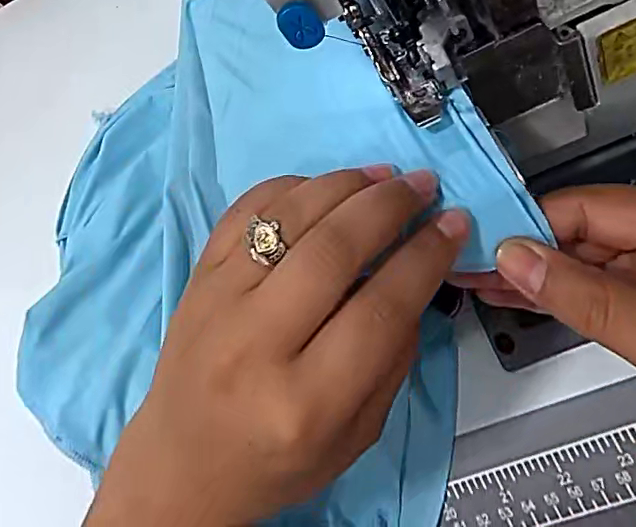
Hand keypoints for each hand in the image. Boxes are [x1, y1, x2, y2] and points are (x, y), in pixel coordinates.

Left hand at [86, 167, 471, 526]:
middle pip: (333, 249)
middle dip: (389, 206)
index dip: (425, 257)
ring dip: (344, 184)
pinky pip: (247, 207)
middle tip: (422, 185)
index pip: (380, 310)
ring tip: (383, 175)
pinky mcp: (198, 269)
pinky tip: (324, 185)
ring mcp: (218, 296)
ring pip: (289, 216)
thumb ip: (392, 360)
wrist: (183, 459)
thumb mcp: (354, 438)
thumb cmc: (274, 459)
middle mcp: (255, 340)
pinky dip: (292, 186)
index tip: (453, 224)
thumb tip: (414, 275)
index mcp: (303, 401)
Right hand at [455, 186, 635, 526]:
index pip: (588, 209)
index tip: (477, 239)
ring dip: (535, 277)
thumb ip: (595, 298)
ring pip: (585, 267)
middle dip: (524, 250)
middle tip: (463, 261)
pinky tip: (520, 302)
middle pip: (581, 234)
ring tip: (475, 281)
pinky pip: (600, 300)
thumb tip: (516, 254)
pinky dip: (560, 303)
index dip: (529, 223)